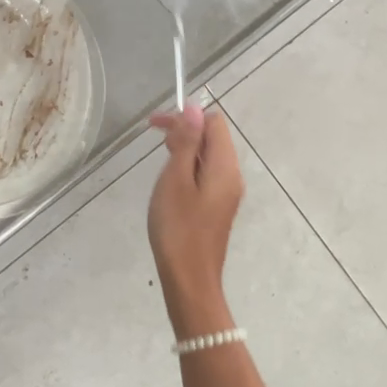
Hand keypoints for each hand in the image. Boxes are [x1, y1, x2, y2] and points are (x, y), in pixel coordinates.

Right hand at [147, 104, 243, 309]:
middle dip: (185, 133)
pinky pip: (206, 177)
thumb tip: (194, 109)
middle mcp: (232, 176)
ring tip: (160, 167)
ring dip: (184, 153)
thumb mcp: (176, 181)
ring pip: (208, 159)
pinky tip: (170, 187)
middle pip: (213, 139)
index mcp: (224, 166)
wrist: (189, 277)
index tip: (155, 127)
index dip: (186, 117)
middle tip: (155, 144)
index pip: (213, 123)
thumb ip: (186, 144)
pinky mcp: (217, 209)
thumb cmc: (178, 229)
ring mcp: (227, 194)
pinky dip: (188, 171)